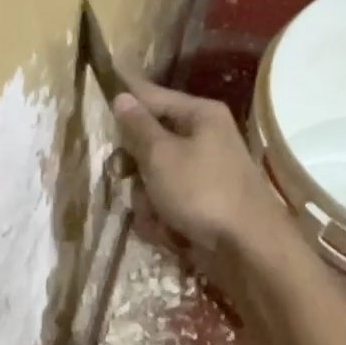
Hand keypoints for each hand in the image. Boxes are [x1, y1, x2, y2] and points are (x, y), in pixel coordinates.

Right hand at [111, 78, 285, 250]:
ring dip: (146, 195)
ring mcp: (204, 172)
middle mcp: (204, 137)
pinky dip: (161, 214)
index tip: (98, 108)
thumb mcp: (161, 155)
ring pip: (155, 174)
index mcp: (200, 115)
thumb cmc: (201, 191)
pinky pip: (168, 199)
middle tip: (119, 175)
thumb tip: (121, 96)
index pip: (151, 96)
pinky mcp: (202, 202)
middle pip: (151, 139)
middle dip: (134, 163)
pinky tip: (164, 230)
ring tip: (153, 213)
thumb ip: (137, 126)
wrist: (247, 248)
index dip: (124, 103)